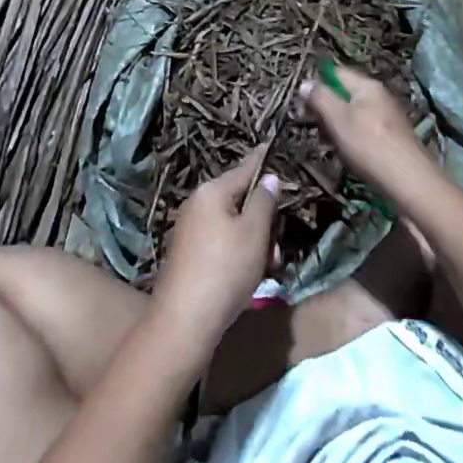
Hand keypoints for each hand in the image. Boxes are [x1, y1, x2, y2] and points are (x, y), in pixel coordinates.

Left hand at [149, 147, 279, 357]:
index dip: (262, 160)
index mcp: (211, 192)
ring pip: (235, 226)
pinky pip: (223, 242)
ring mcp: (191, 228)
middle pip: (241, 201)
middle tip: (276, 251)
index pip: (244, 169)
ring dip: (256, 244)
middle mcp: (198, 204)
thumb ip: (264, 202)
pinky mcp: (191, 252)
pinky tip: (250, 277)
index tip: (271, 144)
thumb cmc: (225, 269)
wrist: (185, 318)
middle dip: (264, 223)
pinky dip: (240, 255)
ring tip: (266, 270)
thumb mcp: (253, 233)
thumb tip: (268, 177)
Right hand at [301, 64, 443, 201]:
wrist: (407, 180)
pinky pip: (363, 129)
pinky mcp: (391, 136)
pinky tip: (348, 152)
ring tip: (329, 143)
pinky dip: (351, 137)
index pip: (336, 72)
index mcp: (367, 85)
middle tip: (314, 127)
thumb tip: (306, 83)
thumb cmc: (367, 144)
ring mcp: (387, 116)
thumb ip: (319, 97)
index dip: (317, 85)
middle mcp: (380, 95)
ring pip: (352, 113)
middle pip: (344, 93)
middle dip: (325, 108)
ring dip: (336, 125)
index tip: (303, 105)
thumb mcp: (336, 117)